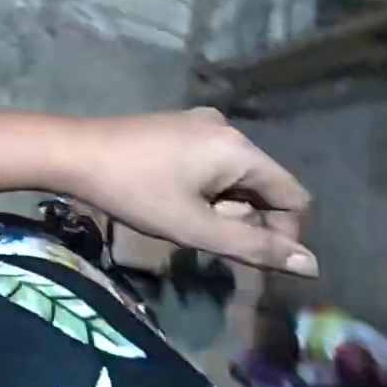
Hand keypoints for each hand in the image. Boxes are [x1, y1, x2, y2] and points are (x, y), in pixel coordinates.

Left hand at [69, 109, 316, 276]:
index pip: (294, 197)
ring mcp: (197, 121)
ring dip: (221, 202)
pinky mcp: (176, 124)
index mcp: (239, 147)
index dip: (283, 233)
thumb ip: (255, 247)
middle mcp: (225, 126)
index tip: (246, 253)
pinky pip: (210, 160)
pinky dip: (203, 185)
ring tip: (180, 212)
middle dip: (245, 216)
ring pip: (234, 175)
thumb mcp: (196, 227)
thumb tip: (313, 265)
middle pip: (263, 184)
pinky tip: (170, 193)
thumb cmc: (135, 191)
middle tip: (201, 229)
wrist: (74, 152)